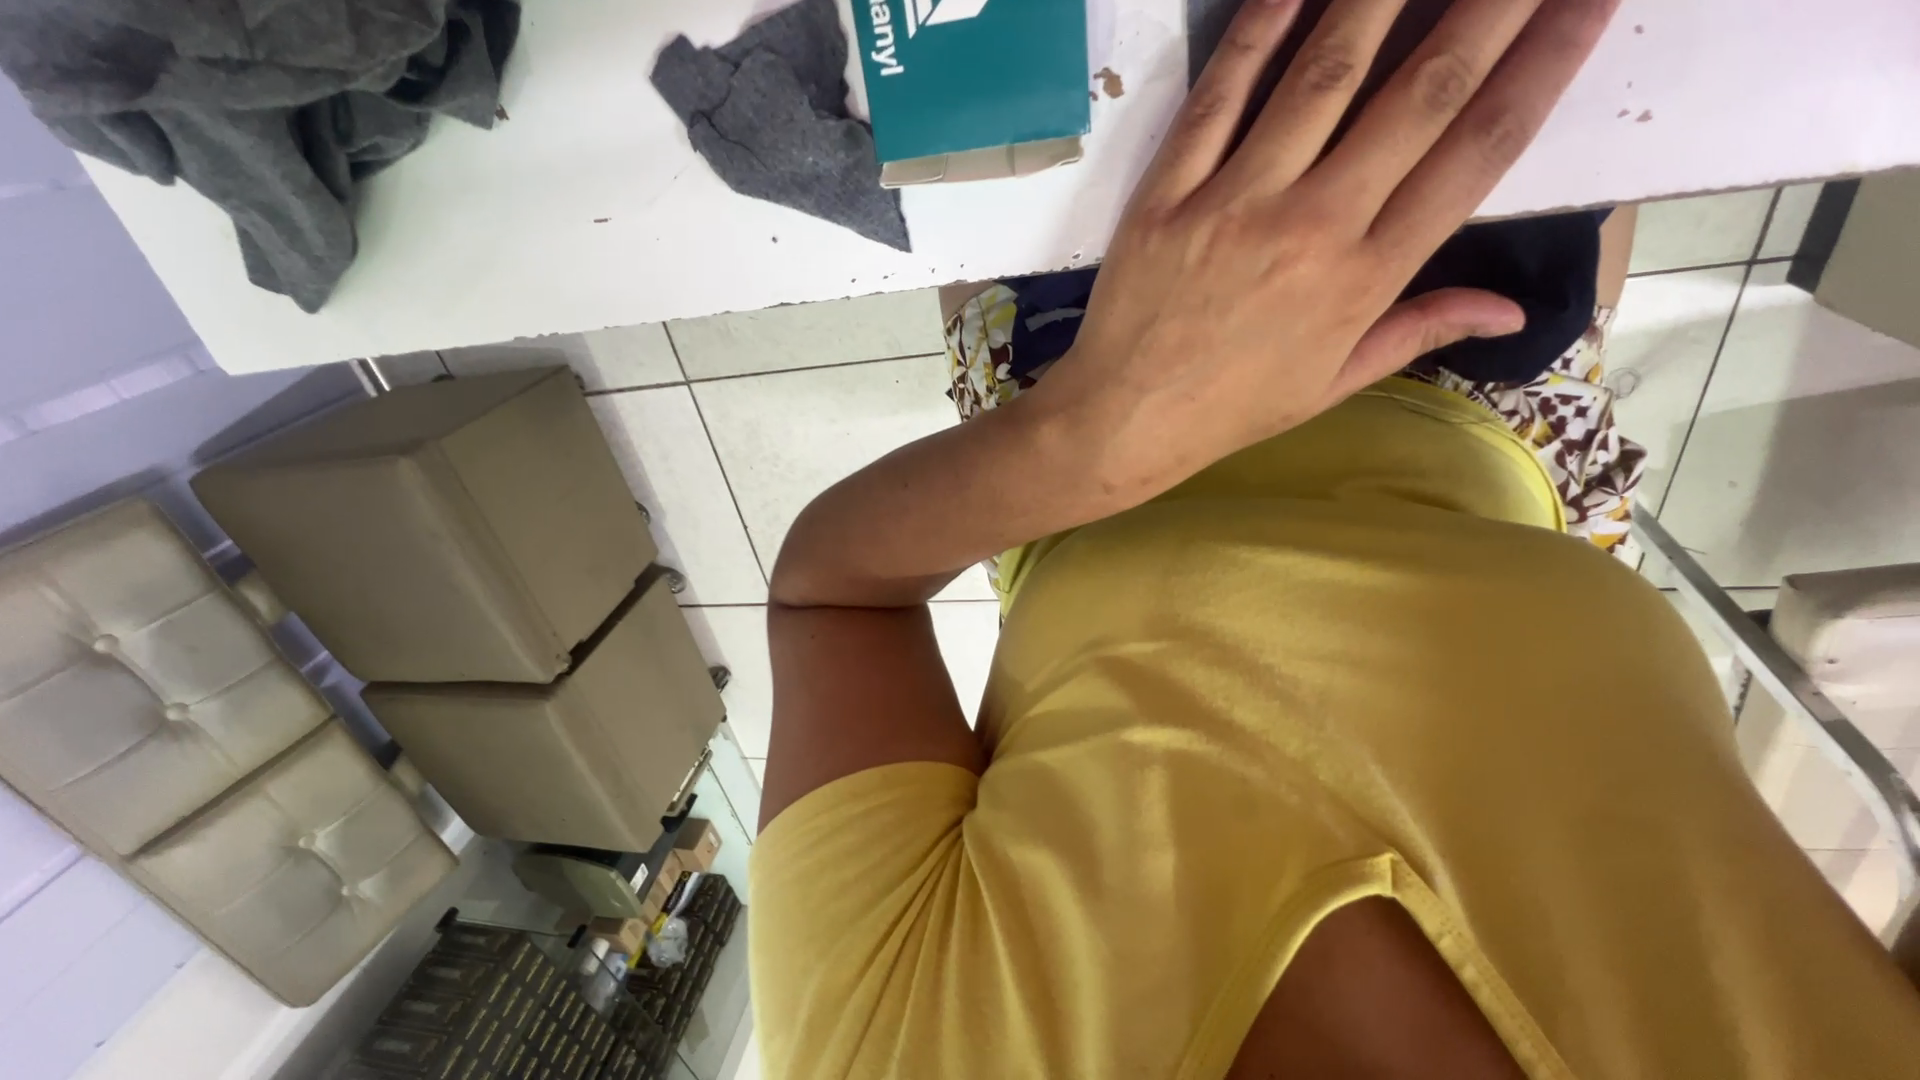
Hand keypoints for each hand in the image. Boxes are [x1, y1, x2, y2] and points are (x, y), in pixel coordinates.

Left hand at [1023, 0, 1619, 498]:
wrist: (1125, 420)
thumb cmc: (1231, 408)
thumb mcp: (1332, 383)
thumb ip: (1417, 330)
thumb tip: (1509, 309)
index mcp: (1366, 278)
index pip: (1476, 152)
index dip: (1543, 65)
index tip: (1588, 0)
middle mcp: (1314, 225)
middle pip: (1422, 91)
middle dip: (1489, 4)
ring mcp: (1236, 202)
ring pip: (1325, 72)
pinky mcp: (1168, 192)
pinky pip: (1220, 96)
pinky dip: (1260, 29)